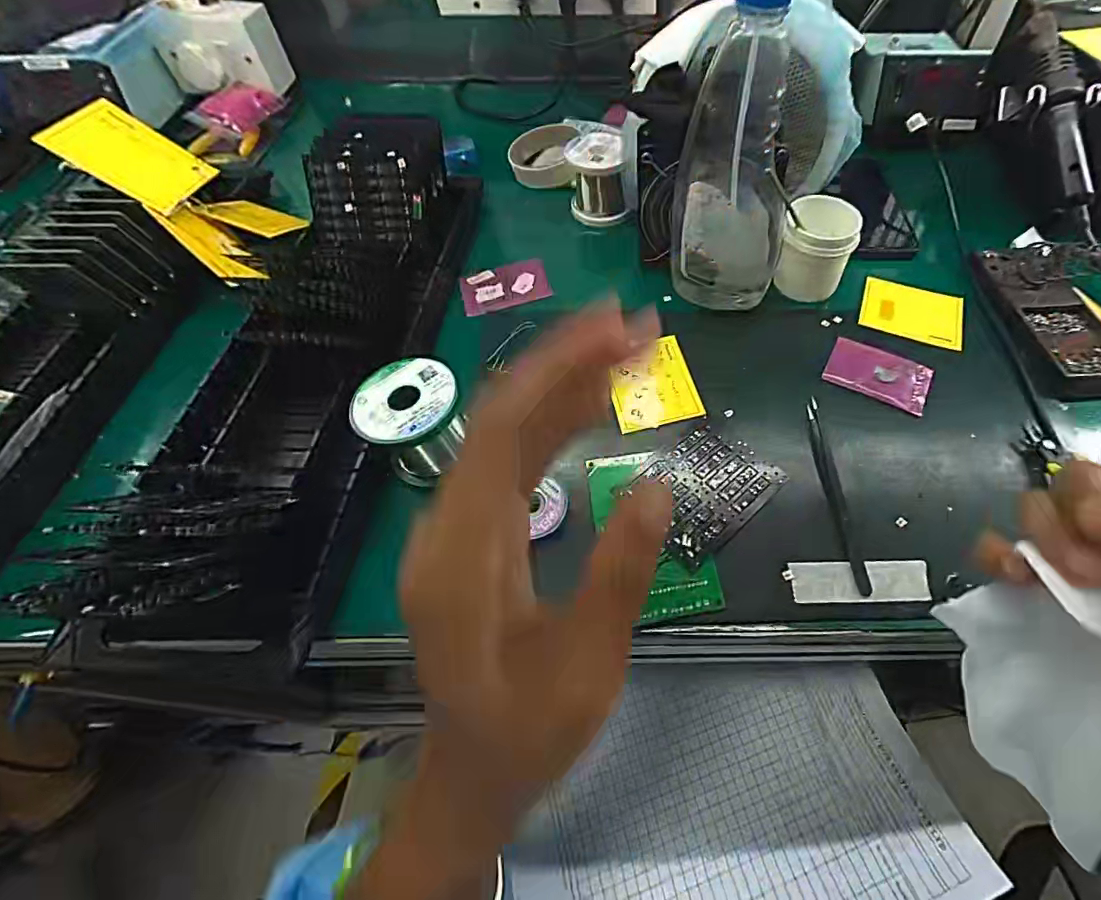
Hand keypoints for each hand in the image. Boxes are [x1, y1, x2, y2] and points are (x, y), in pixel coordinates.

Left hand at [351, 299, 672, 899]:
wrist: (470, 772)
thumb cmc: (527, 732)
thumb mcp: (587, 666)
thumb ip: (619, 574)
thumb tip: (655, 485)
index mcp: (460, 553)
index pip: (499, 431)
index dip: (552, 371)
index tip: (610, 330)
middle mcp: (445, 523)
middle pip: (500, 419)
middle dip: (564, 365)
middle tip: (632, 327)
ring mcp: (454, 525)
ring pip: (507, 435)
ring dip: (563, 390)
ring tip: (625, 352)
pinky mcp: (472, 531)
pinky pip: (511, 464)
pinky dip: (552, 429)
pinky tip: (593, 405)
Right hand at [975, 438, 1100, 841]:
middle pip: (1074, 480)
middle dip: (1076, 503)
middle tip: (1099, 554)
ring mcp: (1076, 571)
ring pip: (1033, 510)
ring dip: (1042, 531)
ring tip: (1072, 582)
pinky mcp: (1039, 603)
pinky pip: (999, 557)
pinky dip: (995, 555)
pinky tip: (1012, 578)